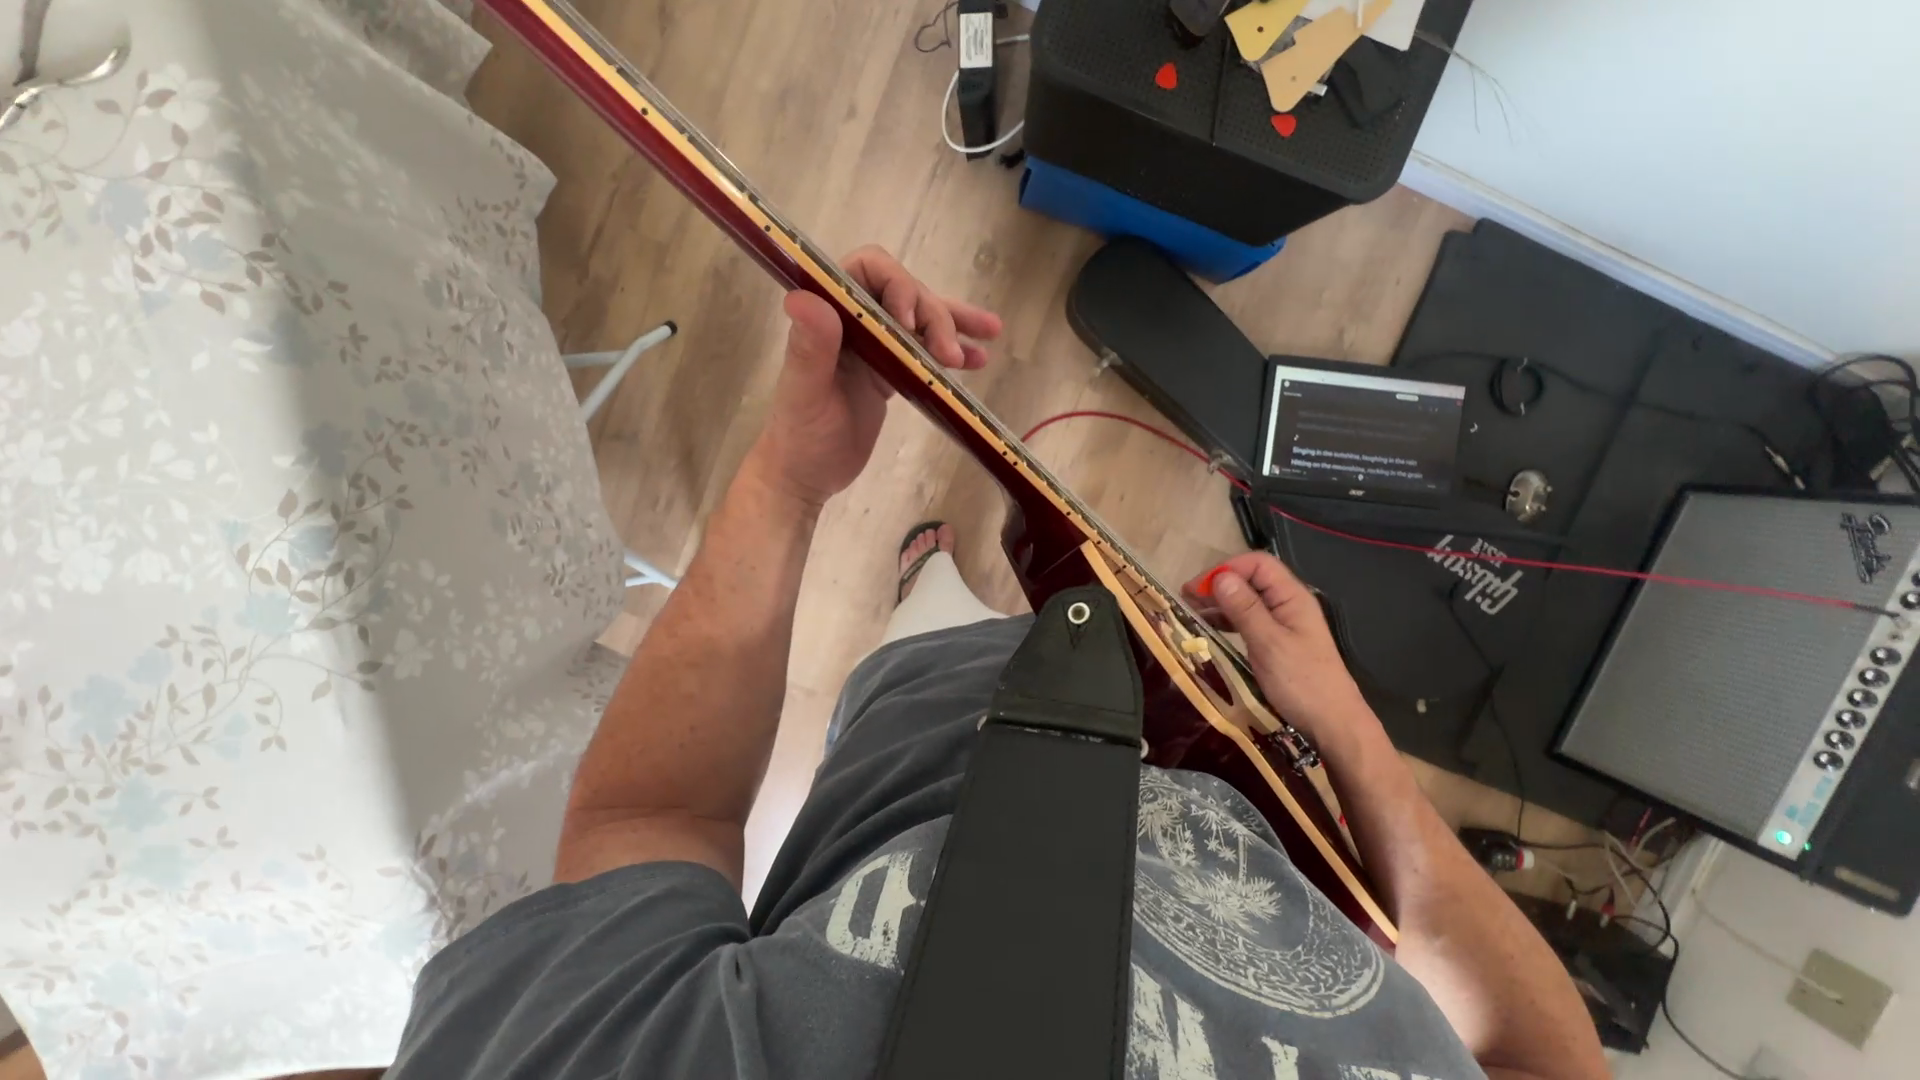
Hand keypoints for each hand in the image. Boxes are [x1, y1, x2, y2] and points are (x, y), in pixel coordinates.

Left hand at [754, 246, 1001, 506]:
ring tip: (989, 336)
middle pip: (904, 292)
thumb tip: (803, 298)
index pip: (866, 269)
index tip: (911, 322)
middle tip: (949, 356)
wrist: (807, 477)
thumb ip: (809, 349)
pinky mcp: (891, 371)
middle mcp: (852, 321)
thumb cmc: (800, 438)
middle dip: (934, 315)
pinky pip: (925, 349)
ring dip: (954, 322)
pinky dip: (955, 349)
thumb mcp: (804, 394)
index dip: (896, 284)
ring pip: (920, 317)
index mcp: (827, 314)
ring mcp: (874, 345)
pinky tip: (980, 359)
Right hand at [1181, 552, 1378, 748]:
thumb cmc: (1302, 683)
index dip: (1226, 569)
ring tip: (1191, 614)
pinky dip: (1227, 622)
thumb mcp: (1269, 644)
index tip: (1197, 589)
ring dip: (1220, 604)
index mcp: (1292, 598)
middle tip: (1186, 601)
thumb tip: (1220, 577)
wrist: (1333, 725)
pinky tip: (1210, 631)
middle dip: (1218, 584)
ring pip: (1248, 602)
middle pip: (1251, 580)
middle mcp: (1288, 605)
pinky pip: (1249, 622)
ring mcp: (1284, 625)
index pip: (1258, 564)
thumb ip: (1245, 609)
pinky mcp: (1277, 644)